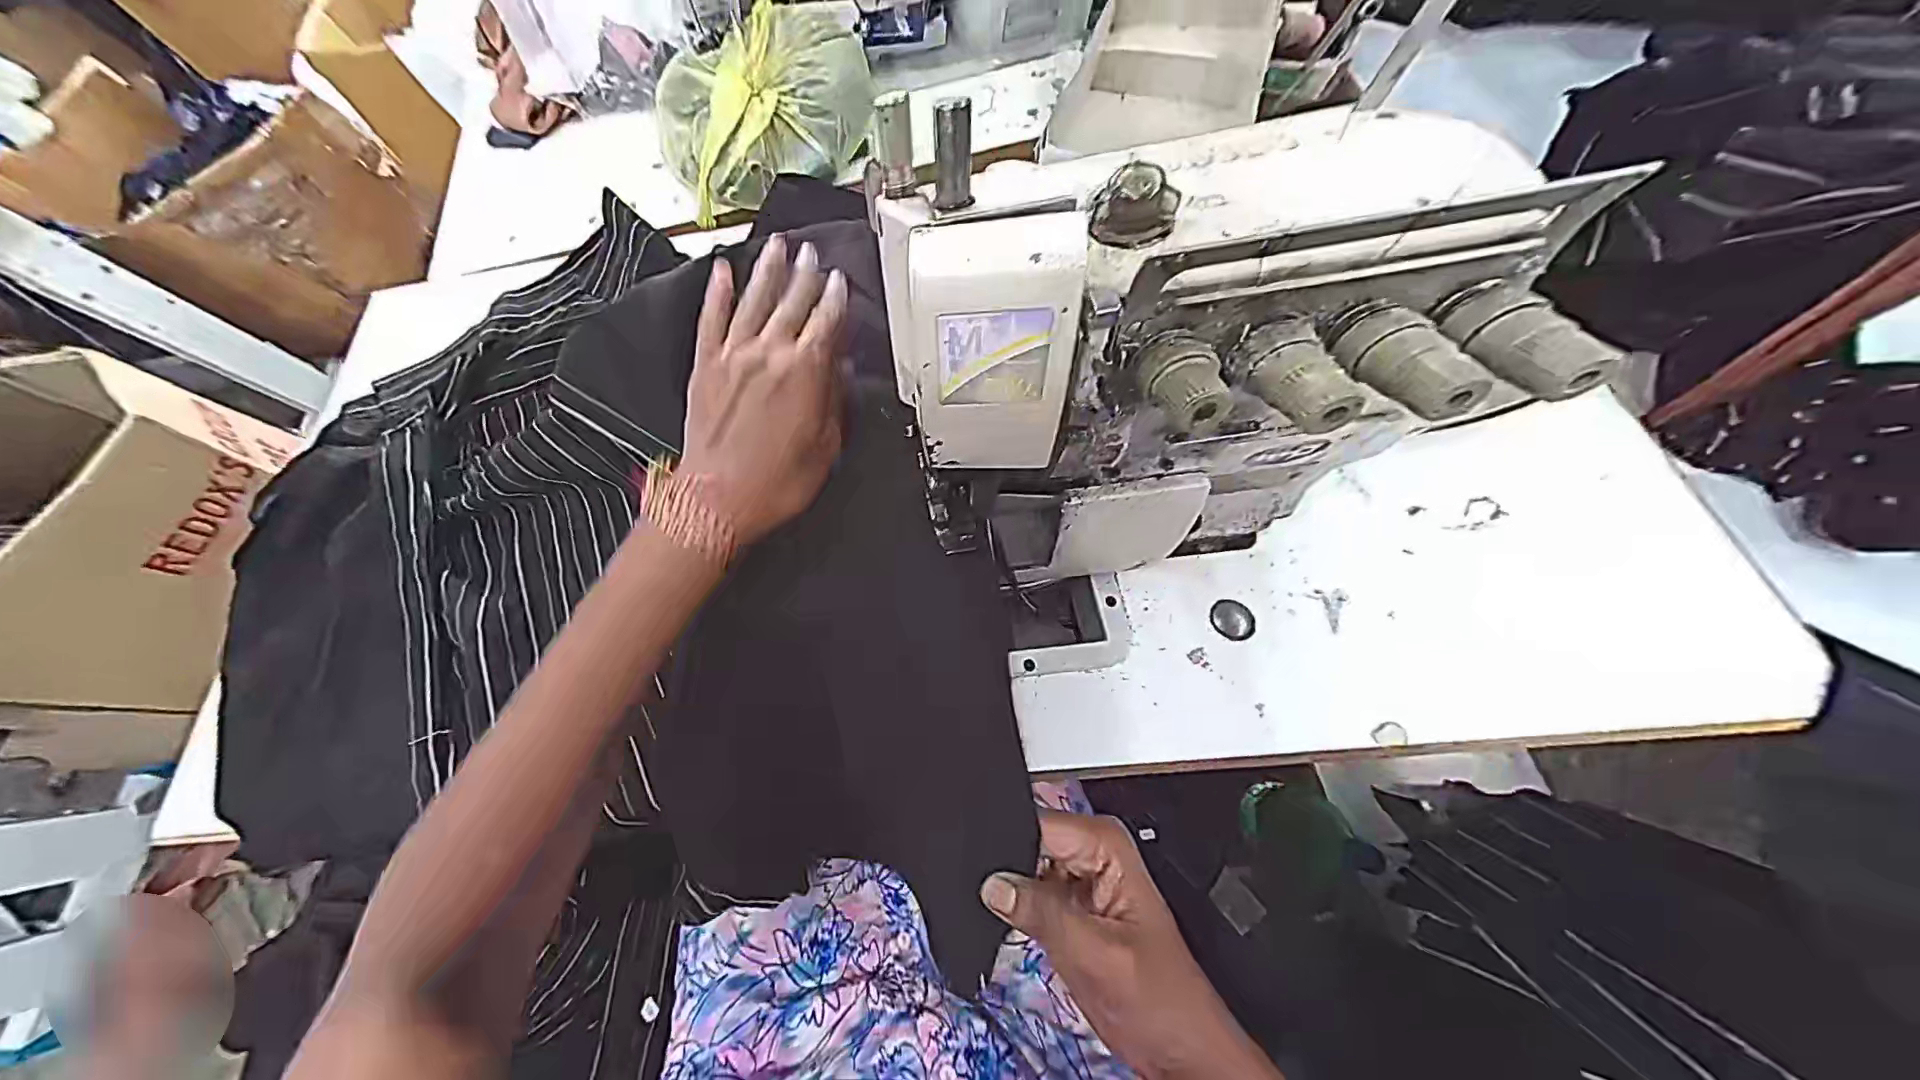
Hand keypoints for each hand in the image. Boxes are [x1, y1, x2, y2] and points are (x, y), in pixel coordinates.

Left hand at [680, 233, 847, 546]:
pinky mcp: (705, 366)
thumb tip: (840, 369)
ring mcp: (733, 356)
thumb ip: (834, 400)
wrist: (717, 499)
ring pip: (753, 300)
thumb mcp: (825, 447)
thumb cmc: (774, 481)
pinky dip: (717, 292)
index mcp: (804, 373)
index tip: (839, 281)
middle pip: (791, 302)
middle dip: (805, 275)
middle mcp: (768, 355)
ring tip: (777, 247)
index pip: (826, 322)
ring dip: (767, 270)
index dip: (835, 298)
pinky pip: (712, 318)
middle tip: (812, 252)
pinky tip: (722, 272)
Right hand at [981, 810, 1283, 1079]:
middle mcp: (1092, 850)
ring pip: (1021, 867)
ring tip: (1035, 928)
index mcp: (1105, 842)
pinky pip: (1028, 892)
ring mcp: (1079, 875)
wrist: (1179, 1048)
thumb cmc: (1160, 1001)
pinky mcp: (1068, 903)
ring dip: (1015, 897)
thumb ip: (1041, 912)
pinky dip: (1020, 911)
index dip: (1008, 849)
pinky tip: (1030, 932)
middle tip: (1015, 911)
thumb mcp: (1094, 955)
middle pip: (1026, 841)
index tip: (989, 878)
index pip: (1037, 822)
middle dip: (1010, 875)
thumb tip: (994, 884)